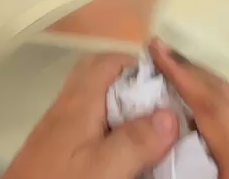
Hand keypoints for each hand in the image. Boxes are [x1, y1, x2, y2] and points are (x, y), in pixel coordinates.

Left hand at [3, 52, 179, 178]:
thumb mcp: (105, 167)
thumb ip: (136, 140)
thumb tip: (171, 113)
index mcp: (81, 98)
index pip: (111, 60)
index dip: (140, 66)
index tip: (168, 84)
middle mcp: (69, 102)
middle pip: (100, 73)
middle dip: (130, 82)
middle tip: (157, 105)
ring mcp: (60, 122)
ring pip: (93, 96)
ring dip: (119, 103)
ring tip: (146, 126)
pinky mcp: (57, 142)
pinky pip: (87, 117)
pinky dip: (107, 121)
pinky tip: (119, 146)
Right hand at [150, 39, 228, 178]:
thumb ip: (182, 170)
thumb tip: (151, 158)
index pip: (209, 102)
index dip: (180, 72)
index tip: (154, 46)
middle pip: (223, 94)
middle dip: (190, 69)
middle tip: (157, 53)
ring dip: (201, 86)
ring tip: (172, 77)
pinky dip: (213, 105)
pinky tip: (197, 118)